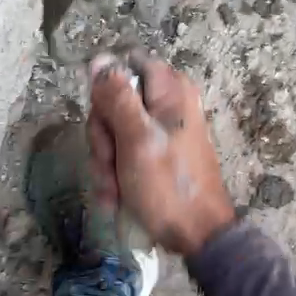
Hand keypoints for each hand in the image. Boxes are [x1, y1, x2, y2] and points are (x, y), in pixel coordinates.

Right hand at [86, 49, 235, 256]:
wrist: (197, 236)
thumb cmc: (168, 186)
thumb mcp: (136, 138)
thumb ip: (116, 97)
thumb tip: (98, 59)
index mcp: (170, 89)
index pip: (123, 65)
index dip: (106, 91)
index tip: (104, 119)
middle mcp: (167, 101)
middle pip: (113, 100)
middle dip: (103, 136)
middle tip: (109, 162)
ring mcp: (161, 128)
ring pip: (113, 129)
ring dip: (106, 161)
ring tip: (113, 188)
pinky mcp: (156, 152)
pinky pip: (123, 151)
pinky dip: (115, 172)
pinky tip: (115, 195)